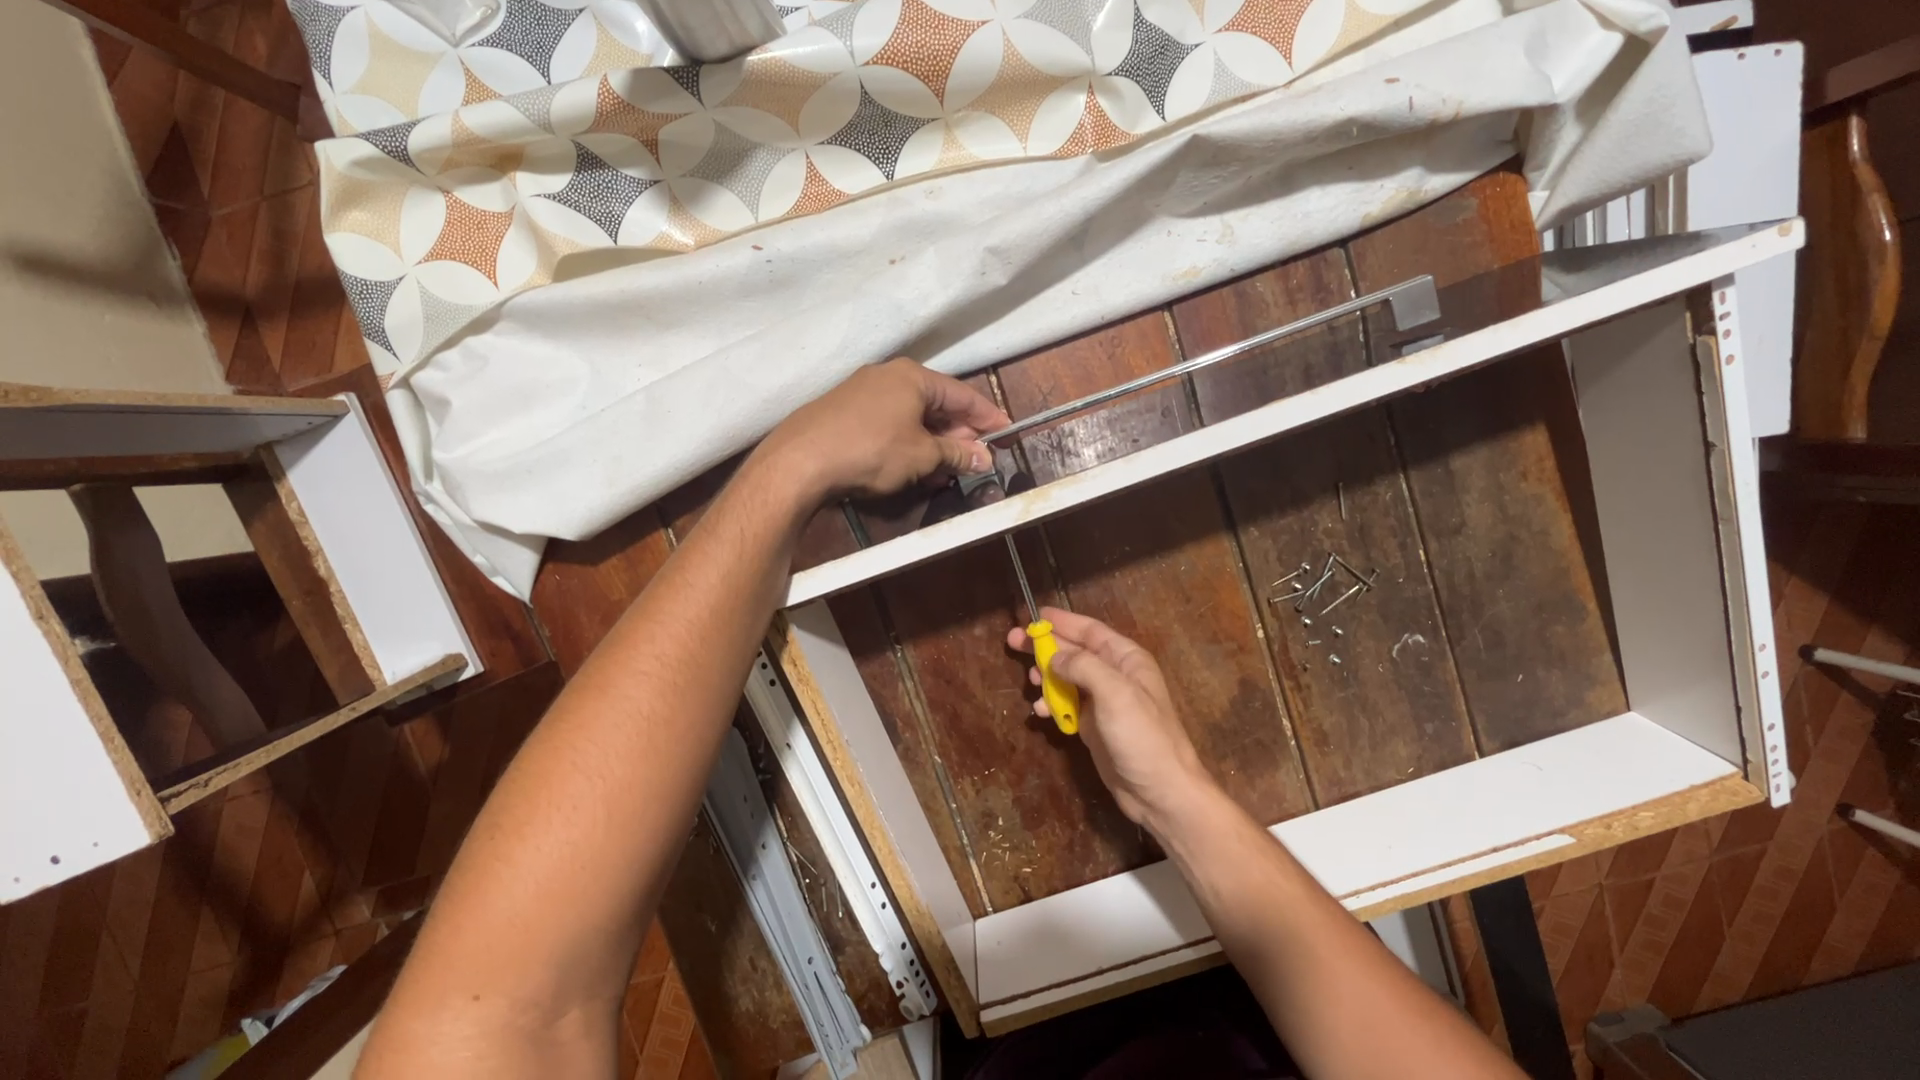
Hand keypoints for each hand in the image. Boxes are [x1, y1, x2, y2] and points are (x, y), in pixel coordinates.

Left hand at [756, 358, 1009, 501]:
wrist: (801, 461)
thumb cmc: (872, 451)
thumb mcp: (923, 455)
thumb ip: (957, 454)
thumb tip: (984, 457)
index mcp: (913, 376)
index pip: (963, 394)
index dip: (987, 417)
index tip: (1007, 435)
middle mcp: (888, 376)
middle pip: (936, 404)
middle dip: (959, 434)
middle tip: (977, 459)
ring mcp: (863, 393)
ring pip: (911, 417)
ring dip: (933, 443)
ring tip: (948, 471)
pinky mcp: (844, 413)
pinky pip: (889, 425)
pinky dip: (908, 444)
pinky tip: (913, 467)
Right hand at [1007, 609, 1217, 834]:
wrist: (1159, 791)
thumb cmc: (1142, 737)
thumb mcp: (1115, 693)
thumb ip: (1083, 667)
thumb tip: (1054, 655)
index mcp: (1126, 660)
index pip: (1090, 630)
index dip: (1062, 622)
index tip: (1033, 615)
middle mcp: (1115, 675)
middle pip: (1074, 652)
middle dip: (1045, 646)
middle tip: (1012, 641)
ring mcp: (1103, 702)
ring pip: (1067, 678)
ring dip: (1046, 676)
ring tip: (1028, 678)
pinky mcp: (1093, 727)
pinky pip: (1066, 706)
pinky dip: (1051, 705)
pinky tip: (1039, 711)